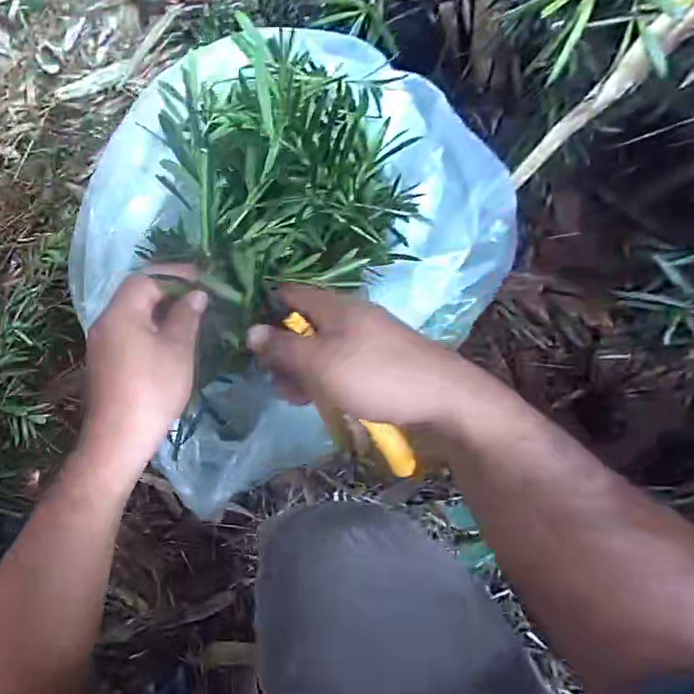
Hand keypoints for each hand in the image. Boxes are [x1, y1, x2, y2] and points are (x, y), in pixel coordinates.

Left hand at [74, 267, 206, 484]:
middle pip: (135, 293)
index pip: (146, 277)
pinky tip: (171, 338)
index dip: (176, 273)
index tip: (204, 276)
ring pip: (132, 313)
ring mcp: (101, 343)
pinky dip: (150, 327)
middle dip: (168, 288)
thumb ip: (187, 316)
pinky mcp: (105, 362)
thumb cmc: (152, 390)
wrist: (118, 439)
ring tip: (190, 313)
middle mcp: (105, 322)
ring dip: (159, 308)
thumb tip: (195, 294)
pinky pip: (128, 332)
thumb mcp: (178, 349)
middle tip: (199, 292)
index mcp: (120, 313)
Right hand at [246, 285, 489, 429]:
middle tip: (274, 380)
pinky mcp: (377, 360)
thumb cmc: (376, 376)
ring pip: (319, 347)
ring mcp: (366, 337)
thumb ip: (283, 348)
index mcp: (334, 305)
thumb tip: (250, 331)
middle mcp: (349, 314)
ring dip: (301, 370)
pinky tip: (321, 399)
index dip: (263, 311)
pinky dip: (324, 378)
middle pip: (301, 324)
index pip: (287, 293)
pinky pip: (339, 362)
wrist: (447, 400)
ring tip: (295, 397)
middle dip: (281, 350)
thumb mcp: (320, 363)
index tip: (246, 339)